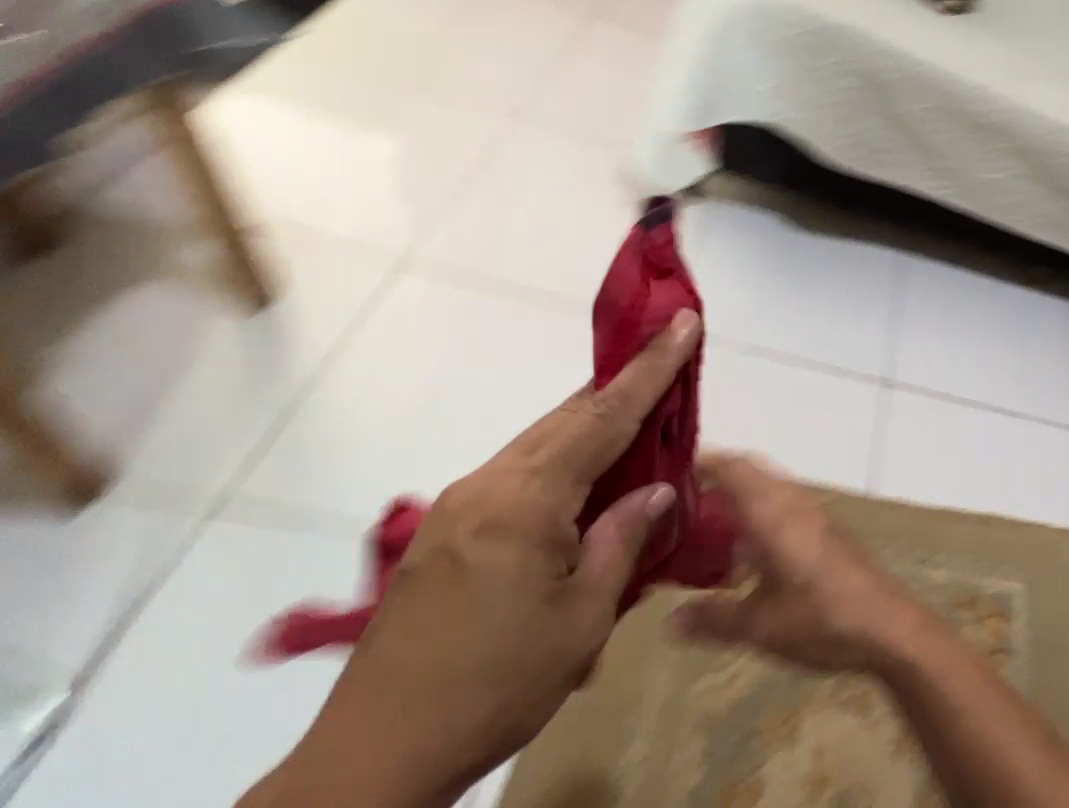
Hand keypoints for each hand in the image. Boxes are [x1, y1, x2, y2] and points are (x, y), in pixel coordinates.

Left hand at [243, 311, 703, 807]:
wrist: (378, 753)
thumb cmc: (498, 684)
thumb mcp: (582, 617)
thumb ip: (621, 539)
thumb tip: (655, 489)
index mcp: (524, 500)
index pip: (604, 417)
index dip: (651, 369)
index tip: (682, 322)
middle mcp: (486, 486)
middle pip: (567, 420)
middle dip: (623, 391)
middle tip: (672, 365)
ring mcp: (458, 508)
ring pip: (540, 447)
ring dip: (594, 431)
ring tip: (644, 426)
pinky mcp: (446, 534)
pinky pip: (519, 478)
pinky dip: (564, 467)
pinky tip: (589, 487)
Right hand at [673, 454, 937, 672]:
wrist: (889, 628)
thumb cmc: (820, 619)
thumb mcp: (759, 626)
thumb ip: (713, 619)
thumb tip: (669, 620)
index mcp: (772, 513)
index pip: (734, 467)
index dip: (702, 462)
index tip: (668, 471)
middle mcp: (794, 503)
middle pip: (752, 472)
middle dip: (718, 479)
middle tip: (680, 501)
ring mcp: (816, 516)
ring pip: (771, 490)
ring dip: (742, 497)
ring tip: (707, 526)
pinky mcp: (830, 533)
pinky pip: (787, 507)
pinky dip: (763, 514)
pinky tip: (750, 552)